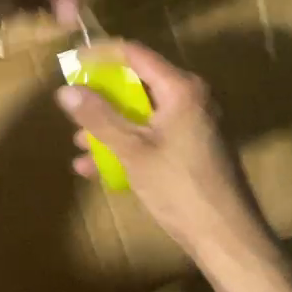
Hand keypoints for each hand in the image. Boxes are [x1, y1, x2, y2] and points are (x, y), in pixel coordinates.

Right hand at [54, 42, 268, 258]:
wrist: (227, 238)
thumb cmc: (179, 187)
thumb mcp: (132, 151)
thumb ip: (99, 117)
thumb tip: (64, 91)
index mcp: (180, 88)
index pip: (135, 54)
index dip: (101, 54)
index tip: (72, 62)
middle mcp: (190, 98)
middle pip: (137, 83)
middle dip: (102, 97)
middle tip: (72, 105)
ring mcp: (192, 124)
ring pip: (142, 113)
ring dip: (110, 125)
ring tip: (79, 142)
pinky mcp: (191, 148)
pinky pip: (152, 135)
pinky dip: (127, 144)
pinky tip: (95, 168)